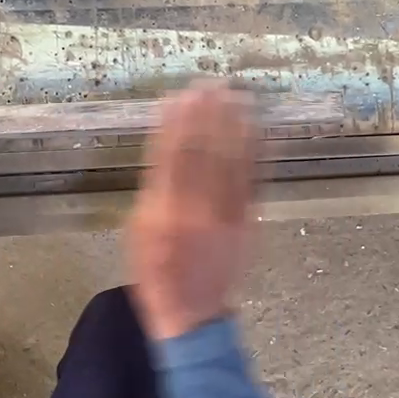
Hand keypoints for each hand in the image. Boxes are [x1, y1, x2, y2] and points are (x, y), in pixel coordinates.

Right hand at [124, 82, 261, 339]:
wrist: (192, 312)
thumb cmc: (156, 269)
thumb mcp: (138, 231)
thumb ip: (152, 189)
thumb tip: (164, 148)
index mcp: (165, 212)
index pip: (173, 157)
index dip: (178, 124)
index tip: (182, 95)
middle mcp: (198, 210)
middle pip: (205, 153)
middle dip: (208, 116)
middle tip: (211, 85)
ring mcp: (228, 216)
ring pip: (233, 163)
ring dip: (235, 126)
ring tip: (236, 96)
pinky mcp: (249, 222)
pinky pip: (256, 183)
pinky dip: (259, 155)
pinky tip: (260, 131)